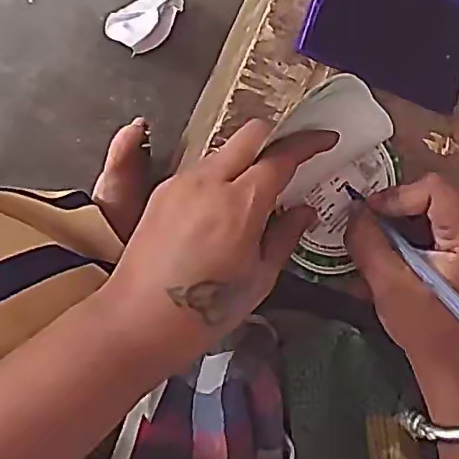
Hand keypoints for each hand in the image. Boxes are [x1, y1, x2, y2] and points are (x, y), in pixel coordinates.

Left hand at [98, 120, 335, 363]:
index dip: (309, 142)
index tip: (326, 139)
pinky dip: (223, 173)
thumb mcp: (259, 279)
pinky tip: (226, 204)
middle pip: (252, 133)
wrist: (133, 325)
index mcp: (241, 202)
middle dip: (278, 136)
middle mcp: (210, 181)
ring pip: (226, 149)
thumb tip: (304, 211)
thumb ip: (285, 235)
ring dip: (248, 156)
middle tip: (294, 154)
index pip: (282, 155)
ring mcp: (182, 182)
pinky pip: (202, 168)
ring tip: (259, 188)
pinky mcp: (162, 192)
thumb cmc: (204, 312)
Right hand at [345, 174, 458, 364]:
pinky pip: (424, 224)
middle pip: (428, 194)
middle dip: (392, 207)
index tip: (371, 213)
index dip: (397, 195)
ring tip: (371, 239)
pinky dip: (401, 232)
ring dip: (394, 220)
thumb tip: (354, 210)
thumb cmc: (424, 326)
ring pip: (423, 208)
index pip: (433, 189)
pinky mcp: (453, 248)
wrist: (446, 362)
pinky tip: (384, 252)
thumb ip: (368, 241)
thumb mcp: (389, 284)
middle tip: (366, 224)